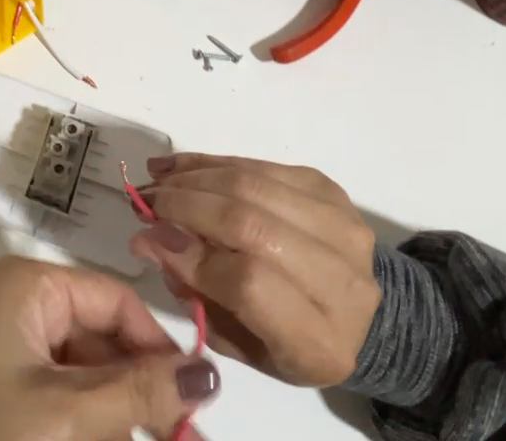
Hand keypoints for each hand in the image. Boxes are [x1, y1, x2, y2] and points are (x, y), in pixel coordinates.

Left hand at [0, 255, 219, 440]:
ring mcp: (19, 348)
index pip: (118, 300)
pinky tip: (117, 439)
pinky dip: (98, 424)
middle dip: (145, 390)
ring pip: (97, 374)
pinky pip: (74, 396)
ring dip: (126, 413)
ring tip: (158, 439)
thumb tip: (206, 373)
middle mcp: (27, 307)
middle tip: (184, 435)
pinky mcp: (15, 388)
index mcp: (31, 288)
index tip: (195, 396)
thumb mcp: (65, 414)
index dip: (159, 346)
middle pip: (110, 339)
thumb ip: (138, 392)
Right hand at [131, 154, 381, 387]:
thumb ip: (194, 294)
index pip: (249, 284)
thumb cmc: (288, 341)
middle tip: (144, 202)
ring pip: (255, 185)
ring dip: (196, 177)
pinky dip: (215, 163)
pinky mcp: (330, 190)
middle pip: (252, 224)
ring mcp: (341, 226)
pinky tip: (181, 167)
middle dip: (187, 206)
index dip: (193, 255)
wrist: (361, 315)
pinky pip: (263, 165)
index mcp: (319, 342)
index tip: (147, 237)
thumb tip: (149, 237)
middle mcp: (342, 280)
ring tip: (157, 180)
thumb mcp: (239, 341)